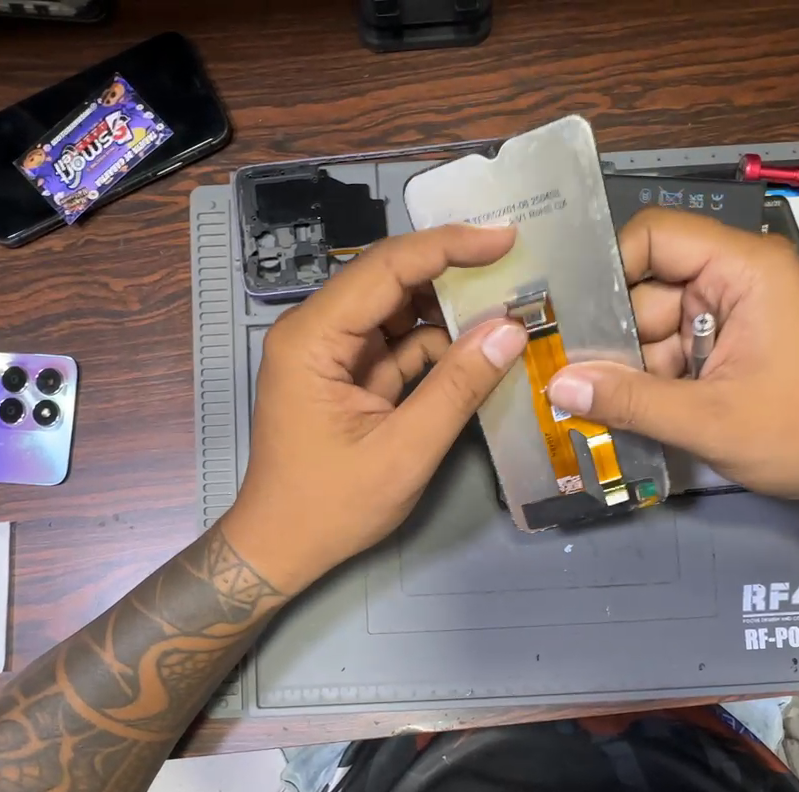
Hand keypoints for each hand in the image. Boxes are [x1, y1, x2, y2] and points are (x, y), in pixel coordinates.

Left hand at [220, 225, 528, 592]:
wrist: (282, 547)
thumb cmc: (333, 506)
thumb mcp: (404, 451)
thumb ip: (457, 388)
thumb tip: (511, 330)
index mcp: (313, 338)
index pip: (386, 268)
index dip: (449, 247)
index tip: (506, 237)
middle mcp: (316, 333)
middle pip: (390, 281)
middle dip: (452, 275)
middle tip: (516, 270)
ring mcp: (330, 356)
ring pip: (396, 312)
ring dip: (448, 313)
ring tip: (507, 311)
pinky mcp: (345, 378)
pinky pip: (395, 347)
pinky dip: (435, 349)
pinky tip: (477, 352)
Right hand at [543, 208, 798, 502]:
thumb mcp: (709, 420)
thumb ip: (629, 401)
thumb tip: (556, 386)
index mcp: (742, 269)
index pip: (653, 237)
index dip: (608, 271)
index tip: (572, 322)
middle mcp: (735, 282)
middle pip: (647, 291)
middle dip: (617, 341)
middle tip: (576, 386)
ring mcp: (735, 318)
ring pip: (655, 330)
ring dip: (634, 372)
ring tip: (606, 411)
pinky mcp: (734, 351)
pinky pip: (675, 356)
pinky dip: (654, 385)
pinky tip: (635, 416)